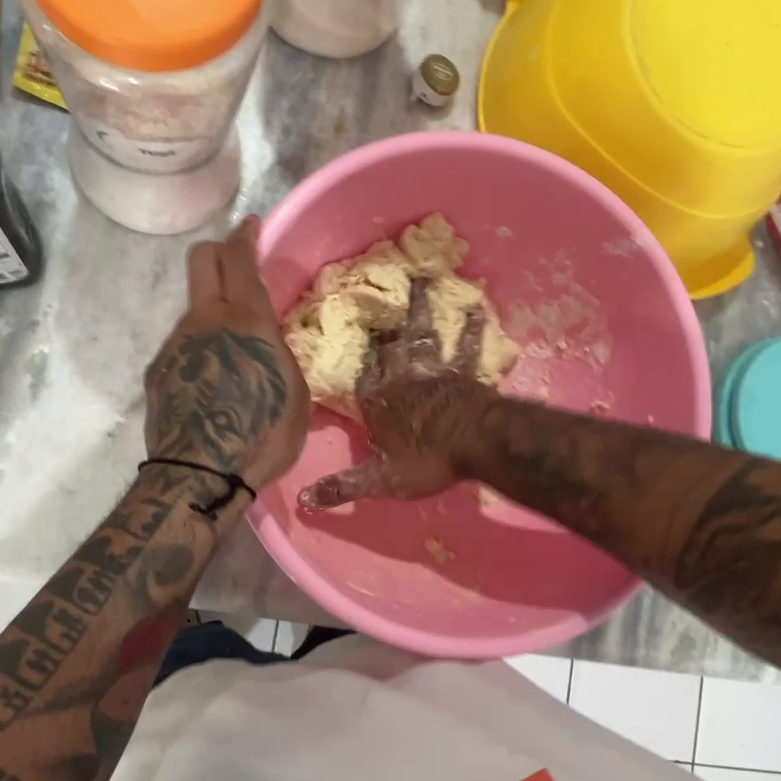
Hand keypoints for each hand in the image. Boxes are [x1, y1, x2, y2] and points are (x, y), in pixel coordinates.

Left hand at [144, 217, 310, 490]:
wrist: (199, 475)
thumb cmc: (262, 436)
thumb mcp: (295, 393)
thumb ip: (278, 355)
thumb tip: (265, 344)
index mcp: (245, 319)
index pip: (238, 257)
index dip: (244, 235)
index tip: (251, 226)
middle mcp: (204, 319)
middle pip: (201, 260)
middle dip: (219, 252)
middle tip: (237, 266)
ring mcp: (175, 344)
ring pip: (193, 307)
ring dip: (212, 314)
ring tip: (233, 355)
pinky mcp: (158, 370)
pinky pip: (183, 346)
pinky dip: (200, 350)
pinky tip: (212, 385)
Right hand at [299, 279, 494, 509]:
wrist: (477, 443)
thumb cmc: (426, 460)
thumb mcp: (379, 481)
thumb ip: (342, 488)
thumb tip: (302, 501)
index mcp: (379, 403)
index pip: (363, 377)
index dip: (359, 360)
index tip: (352, 334)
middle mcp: (403, 380)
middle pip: (390, 347)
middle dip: (384, 324)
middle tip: (381, 294)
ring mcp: (435, 372)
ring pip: (425, 335)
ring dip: (423, 308)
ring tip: (424, 279)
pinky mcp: (466, 373)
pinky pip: (468, 348)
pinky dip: (472, 330)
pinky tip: (477, 309)